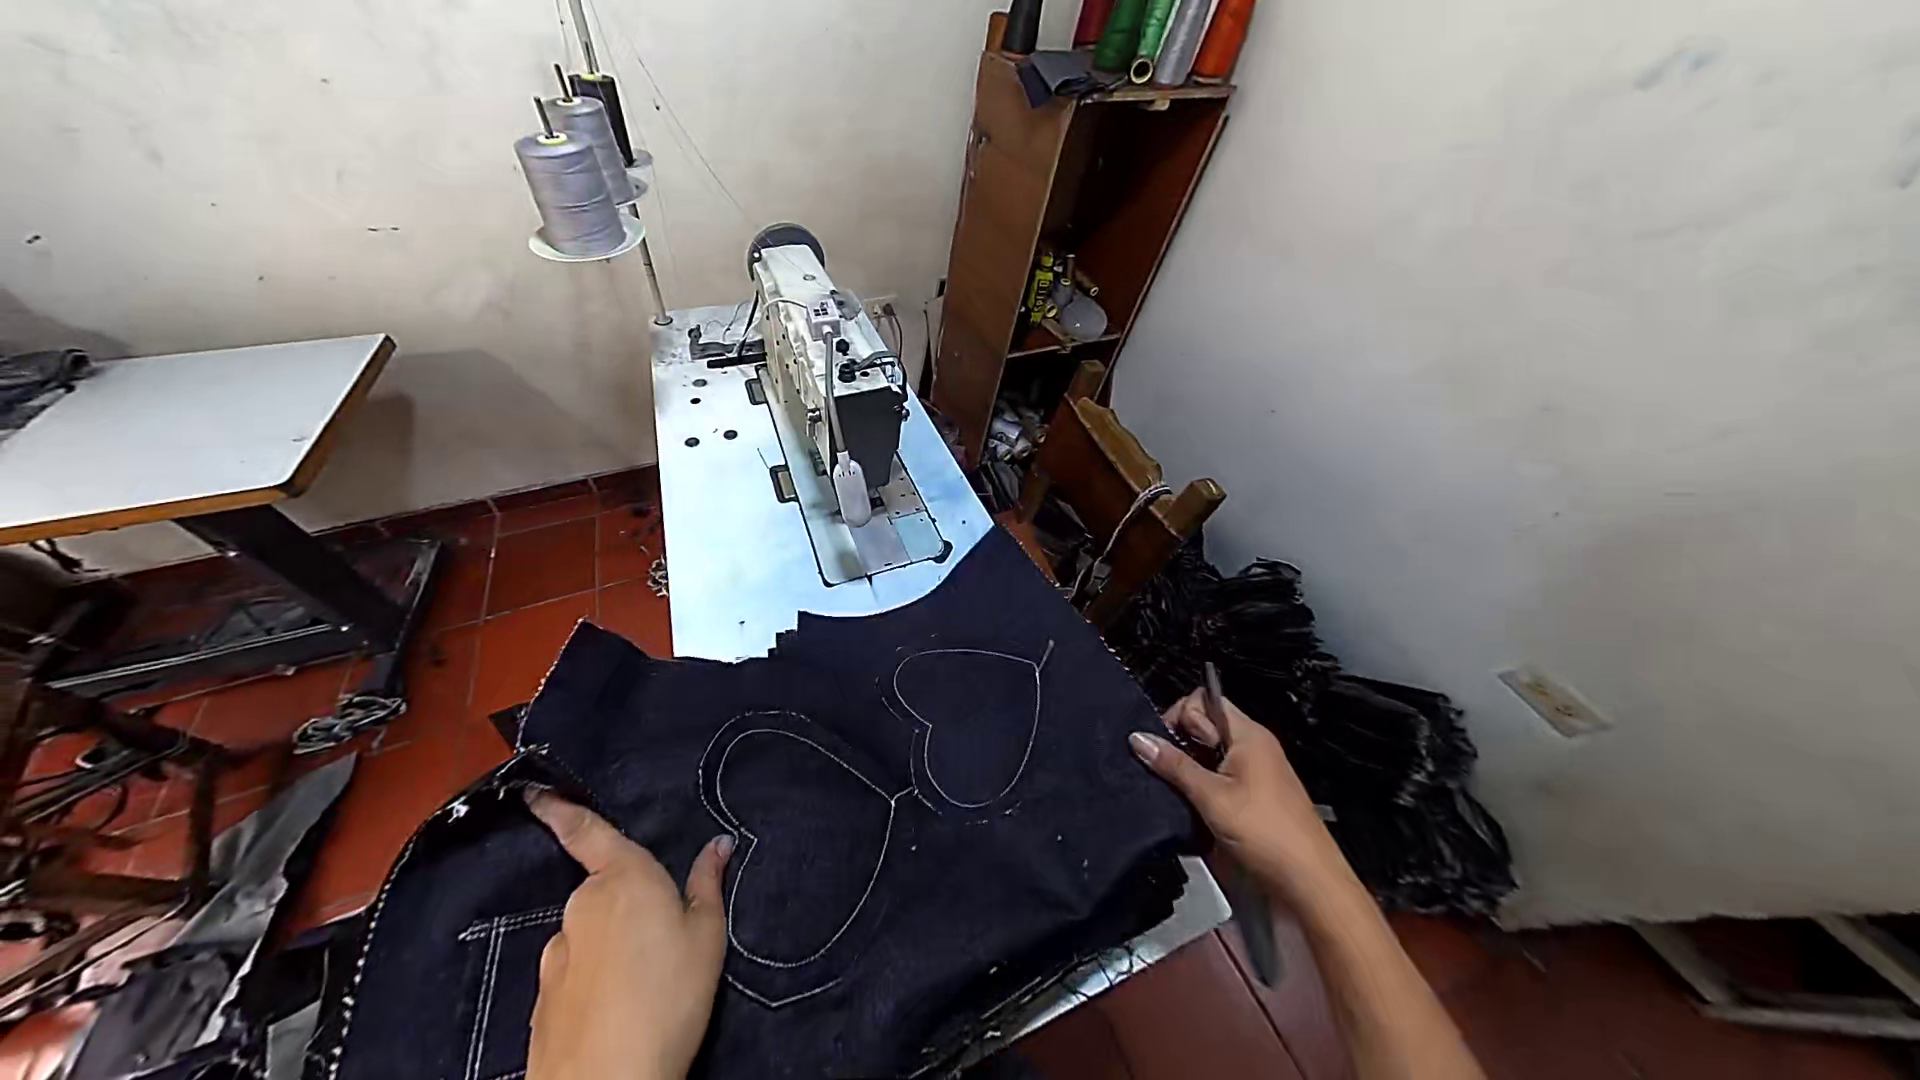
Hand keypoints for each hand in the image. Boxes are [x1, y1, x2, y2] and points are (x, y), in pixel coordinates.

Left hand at [523, 790, 734, 1079]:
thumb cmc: (670, 993)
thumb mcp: (707, 934)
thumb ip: (708, 883)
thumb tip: (718, 844)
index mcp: (622, 878)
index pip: (587, 833)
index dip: (559, 810)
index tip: (535, 792)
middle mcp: (581, 907)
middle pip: (604, 889)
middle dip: (630, 902)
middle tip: (666, 936)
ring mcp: (556, 955)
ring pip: (591, 933)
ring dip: (615, 943)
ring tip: (648, 980)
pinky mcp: (542, 1000)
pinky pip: (576, 971)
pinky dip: (597, 978)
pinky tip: (621, 1007)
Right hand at [1130, 689, 1355, 908]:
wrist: (1310, 887)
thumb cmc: (1267, 835)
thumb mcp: (1212, 797)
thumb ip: (1173, 765)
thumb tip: (1138, 738)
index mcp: (1248, 735)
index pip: (1203, 700)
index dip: (1180, 716)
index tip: (1166, 745)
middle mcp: (1251, 747)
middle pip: (1203, 726)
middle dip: (1179, 742)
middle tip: (1169, 771)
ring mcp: (1253, 772)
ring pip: (1207, 753)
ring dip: (1187, 768)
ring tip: (1176, 791)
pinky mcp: (1251, 797)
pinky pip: (1216, 777)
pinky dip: (1199, 786)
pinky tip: (1188, 806)